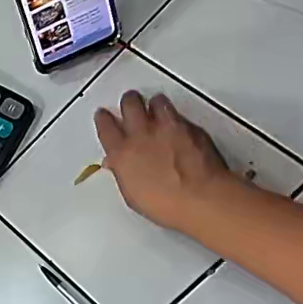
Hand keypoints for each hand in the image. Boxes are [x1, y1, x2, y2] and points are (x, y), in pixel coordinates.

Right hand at [94, 90, 246, 232]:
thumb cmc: (164, 202)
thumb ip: (123, 171)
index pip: (106, 126)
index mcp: (121, 152)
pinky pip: (178, 114)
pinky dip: (173, 116)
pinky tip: (174, 124)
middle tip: (129, 101)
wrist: (200, 197)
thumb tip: (118, 164)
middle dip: (129, 102)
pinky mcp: (191, 127)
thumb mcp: (131, 192)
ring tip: (154, 106)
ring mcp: (168, 127)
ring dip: (153, 103)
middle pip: (130, 104)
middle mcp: (142, 134)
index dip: (103, 118)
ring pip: (157, 101)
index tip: (103, 115)